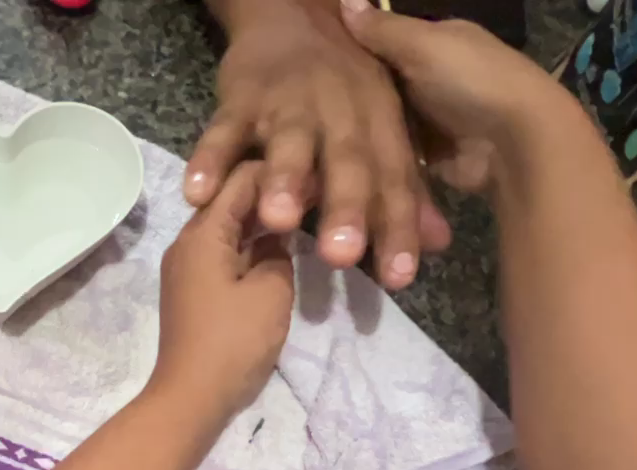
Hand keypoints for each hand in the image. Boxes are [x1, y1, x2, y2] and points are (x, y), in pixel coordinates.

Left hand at [153, 162, 295, 418]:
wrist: (190, 399)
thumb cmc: (232, 343)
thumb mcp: (271, 290)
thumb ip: (279, 250)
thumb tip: (278, 231)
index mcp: (202, 233)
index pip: (242, 176)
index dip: (281, 171)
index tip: (318, 176)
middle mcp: (186, 243)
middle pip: (230, 200)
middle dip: (271, 196)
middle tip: (316, 198)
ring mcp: (185, 269)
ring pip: (226, 230)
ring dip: (260, 225)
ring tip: (301, 225)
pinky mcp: (191, 293)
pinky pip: (221, 256)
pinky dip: (247, 250)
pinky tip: (277, 256)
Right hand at [187, 0, 450, 288]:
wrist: (294, 16)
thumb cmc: (347, 88)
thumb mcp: (387, 130)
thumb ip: (408, 188)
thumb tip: (439, 246)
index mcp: (379, 123)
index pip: (393, 180)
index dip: (397, 227)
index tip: (399, 278)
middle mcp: (340, 110)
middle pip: (347, 161)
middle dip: (345, 207)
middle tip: (341, 256)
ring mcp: (290, 102)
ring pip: (290, 142)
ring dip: (284, 179)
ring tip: (277, 220)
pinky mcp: (243, 97)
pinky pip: (225, 131)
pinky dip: (210, 160)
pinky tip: (197, 194)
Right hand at [336, 0, 582, 194]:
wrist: (510, 144)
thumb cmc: (470, 82)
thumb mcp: (423, 45)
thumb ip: (383, 30)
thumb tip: (344, 1)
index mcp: (434, 42)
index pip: (382, 44)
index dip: (350, 53)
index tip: (312, 66)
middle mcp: (430, 79)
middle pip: (378, 87)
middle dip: (349, 98)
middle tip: (305, 110)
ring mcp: (428, 120)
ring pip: (380, 123)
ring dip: (358, 133)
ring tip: (313, 141)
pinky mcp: (425, 158)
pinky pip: (390, 155)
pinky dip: (372, 158)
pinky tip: (341, 163)